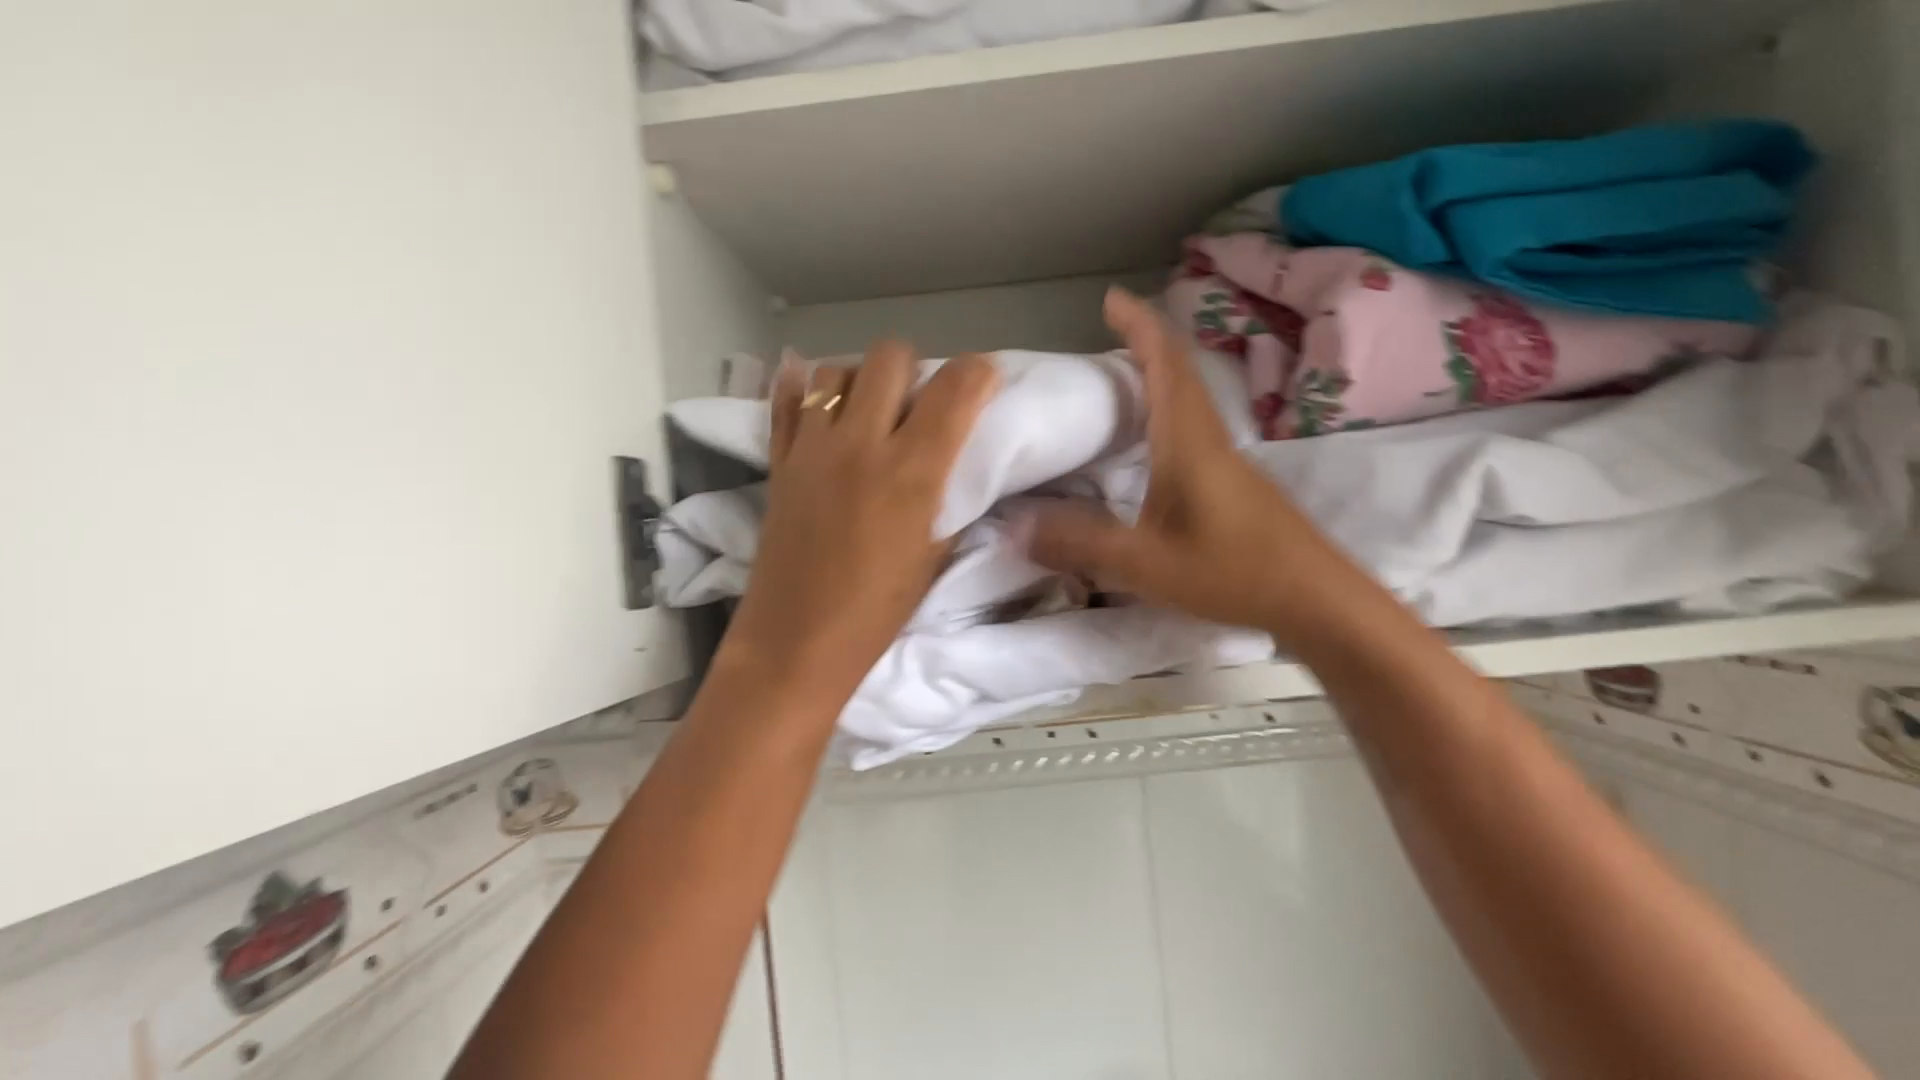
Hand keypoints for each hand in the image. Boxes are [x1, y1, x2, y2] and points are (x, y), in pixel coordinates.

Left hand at [719, 342, 998, 708]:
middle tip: (920, 403)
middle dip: (915, 369)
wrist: (797, 641)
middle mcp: (861, 444)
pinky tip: (819, 400)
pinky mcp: (778, 460)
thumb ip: (948, 497)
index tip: (983, 384)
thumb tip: (957, 460)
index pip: (954, 387)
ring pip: (837, 370)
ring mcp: (812, 448)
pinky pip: (786, 401)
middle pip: (890, 357)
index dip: (978, 373)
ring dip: (862, 380)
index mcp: (913, 471)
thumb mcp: (934, 553)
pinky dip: (803, 390)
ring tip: (870, 412)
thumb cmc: (878, 610)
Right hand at [1025, 289, 1362, 647]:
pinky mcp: (1237, 482)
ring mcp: (1229, 460)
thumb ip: (1081, 543)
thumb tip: (1015, 526)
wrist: (1316, 598)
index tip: (1111, 298)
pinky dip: (1168, 411)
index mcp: (1187, 442)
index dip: (1139, 326)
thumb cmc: (1233, 572)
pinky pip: (1195, 427)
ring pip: (1190, 399)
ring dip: (1159, 375)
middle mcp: (1210, 439)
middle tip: (1107, 336)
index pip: (1165, 365)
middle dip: (1146, 343)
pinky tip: (1152, 443)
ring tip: (1121, 381)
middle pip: (1181, 372)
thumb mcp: (1146, 564)